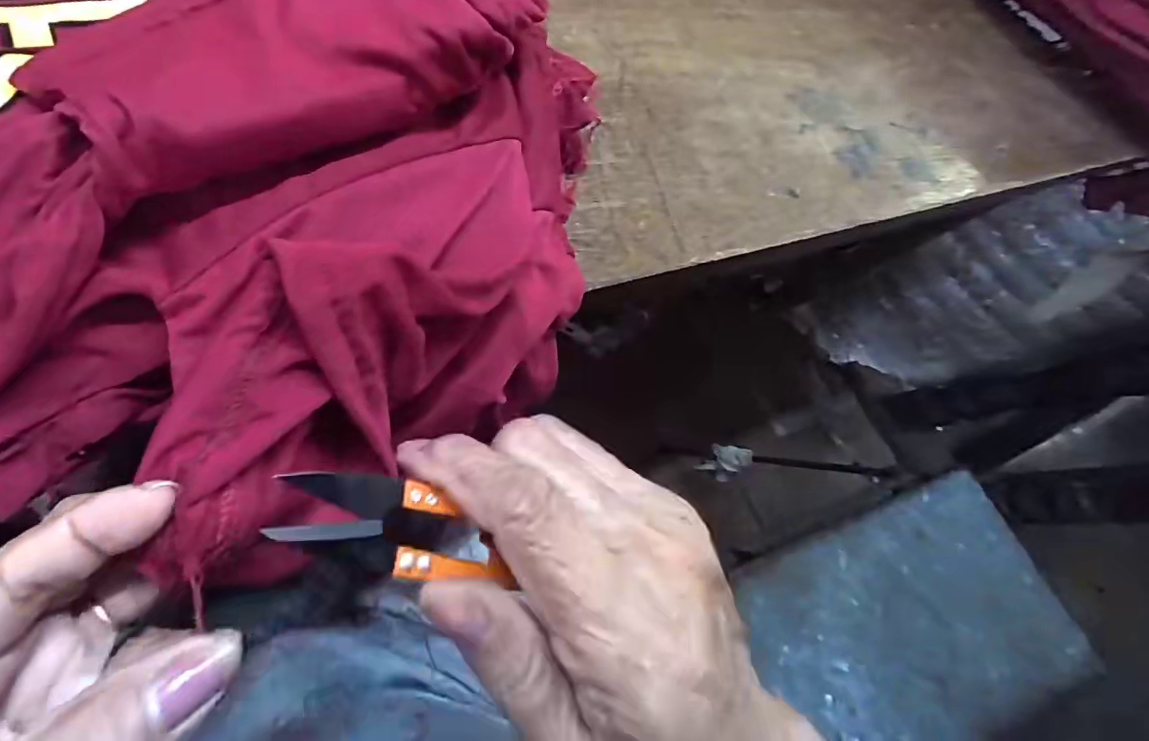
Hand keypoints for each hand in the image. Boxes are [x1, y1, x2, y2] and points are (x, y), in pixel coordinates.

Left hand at [0, 482, 240, 739]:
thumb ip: (101, 729)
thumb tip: (225, 650)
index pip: (17, 569)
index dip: (96, 523)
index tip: (172, 494)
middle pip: (79, 576)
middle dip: (151, 538)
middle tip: (224, 511)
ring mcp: (41, 692)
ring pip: (121, 615)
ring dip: (178, 588)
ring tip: (242, 557)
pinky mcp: (83, 720)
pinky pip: (142, 672)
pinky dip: (184, 658)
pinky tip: (222, 642)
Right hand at [398, 416, 817, 740]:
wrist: (736, 732)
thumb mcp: (562, 738)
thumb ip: (505, 658)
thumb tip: (436, 586)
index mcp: (616, 609)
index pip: (527, 506)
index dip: (463, 469)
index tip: (412, 457)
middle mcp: (645, 538)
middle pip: (539, 451)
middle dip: (479, 461)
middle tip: (448, 506)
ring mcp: (664, 510)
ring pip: (560, 439)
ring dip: (511, 459)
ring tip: (494, 511)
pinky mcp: (670, 500)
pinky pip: (588, 452)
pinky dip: (548, 465)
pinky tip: (542, 510)